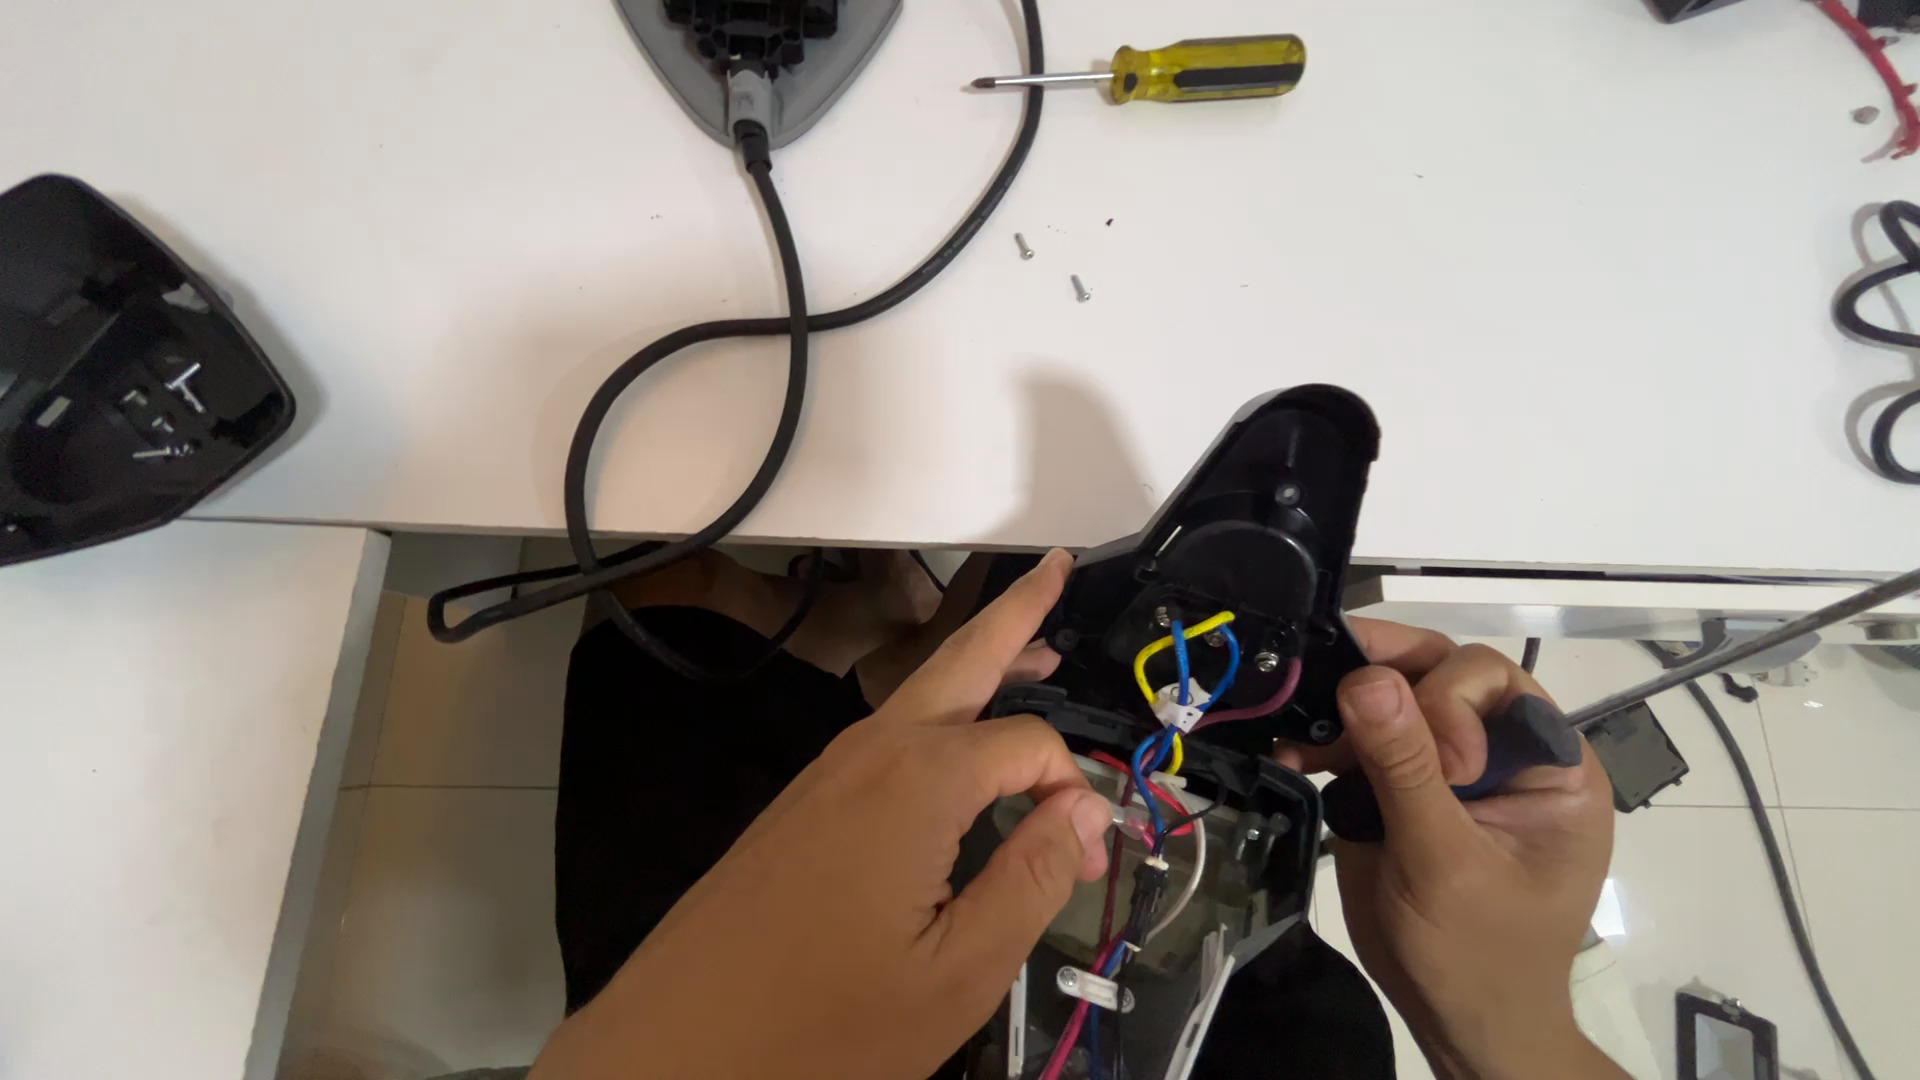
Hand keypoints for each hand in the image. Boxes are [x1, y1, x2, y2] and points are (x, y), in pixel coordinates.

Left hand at [531, 549, 1112, 1079]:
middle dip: (1018, 607)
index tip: (1084, 853)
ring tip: (1035, 649)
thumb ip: (1031, 878)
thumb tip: (1084, 811)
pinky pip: (897, 729)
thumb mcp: (956, 974)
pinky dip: (947, 710)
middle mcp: (877, 746)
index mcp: (920, 779)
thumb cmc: (824, 1022)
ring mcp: (837, 762)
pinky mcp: (814, 790)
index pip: (1030, 745)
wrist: (679, 1047)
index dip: (1071, 790)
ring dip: (984, 659)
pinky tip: (965, 737)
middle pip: (964, 654)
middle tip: (1059, 566)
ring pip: (928, 686)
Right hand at [1291, 621, 1624, 1079]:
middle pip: (1433, 673)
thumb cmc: (1477, 952)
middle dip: (1377, 676)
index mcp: (1546, 764)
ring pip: (1383, 695)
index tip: (1427, 759)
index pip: (1492, 681)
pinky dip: (1317, 741)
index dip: (1448, 697)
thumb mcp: (1445, 862)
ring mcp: (1437, 764)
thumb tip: (1366, 678)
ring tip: (1298, 735)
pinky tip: (1291, 758)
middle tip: (1323, 685)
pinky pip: (1351, 737)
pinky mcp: (1391, 783)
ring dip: (1335, 706)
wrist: (1450, 1016)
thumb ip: (1407, 769)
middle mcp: (1494, 749)